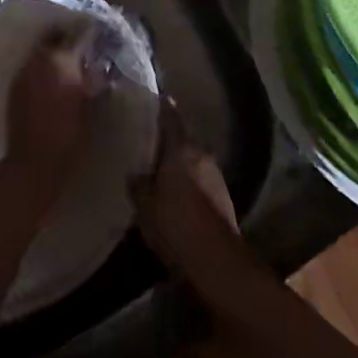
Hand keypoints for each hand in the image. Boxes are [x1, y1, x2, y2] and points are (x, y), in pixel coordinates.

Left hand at [3, 28, 99, 176]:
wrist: (34, 160)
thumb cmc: (69, 132)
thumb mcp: (90, 103)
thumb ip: (93, 78)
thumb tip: (97, 64)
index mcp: (62, 59)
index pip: (77, 34)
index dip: (87, 31)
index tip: (96, 33)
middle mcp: (40, 58)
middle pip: (53, 36)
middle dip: (66, 38)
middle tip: (79, 47)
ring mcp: (24, 70)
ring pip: (40, 50)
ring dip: (52, 52)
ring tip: (65, 63)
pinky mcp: (14, 85)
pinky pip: (30, 66)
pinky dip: (40, 67)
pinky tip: (49, 80)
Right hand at [131, 100, 241, 275]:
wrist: (216, 258)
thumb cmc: (176, 224)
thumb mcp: (145, 205)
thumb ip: (138, 184)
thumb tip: (134, 172)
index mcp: (181, 149)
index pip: (171, 117)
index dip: (161, 106)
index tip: (150, 98)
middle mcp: (201, 154)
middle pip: (182, 138)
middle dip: (167, 138)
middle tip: (147, 139)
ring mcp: (216, 173)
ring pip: (192, 157)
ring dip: (179, 160)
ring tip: (160, 167)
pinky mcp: (222, 194)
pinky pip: (200, 176)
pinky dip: (189, 177)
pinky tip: (177, 190)